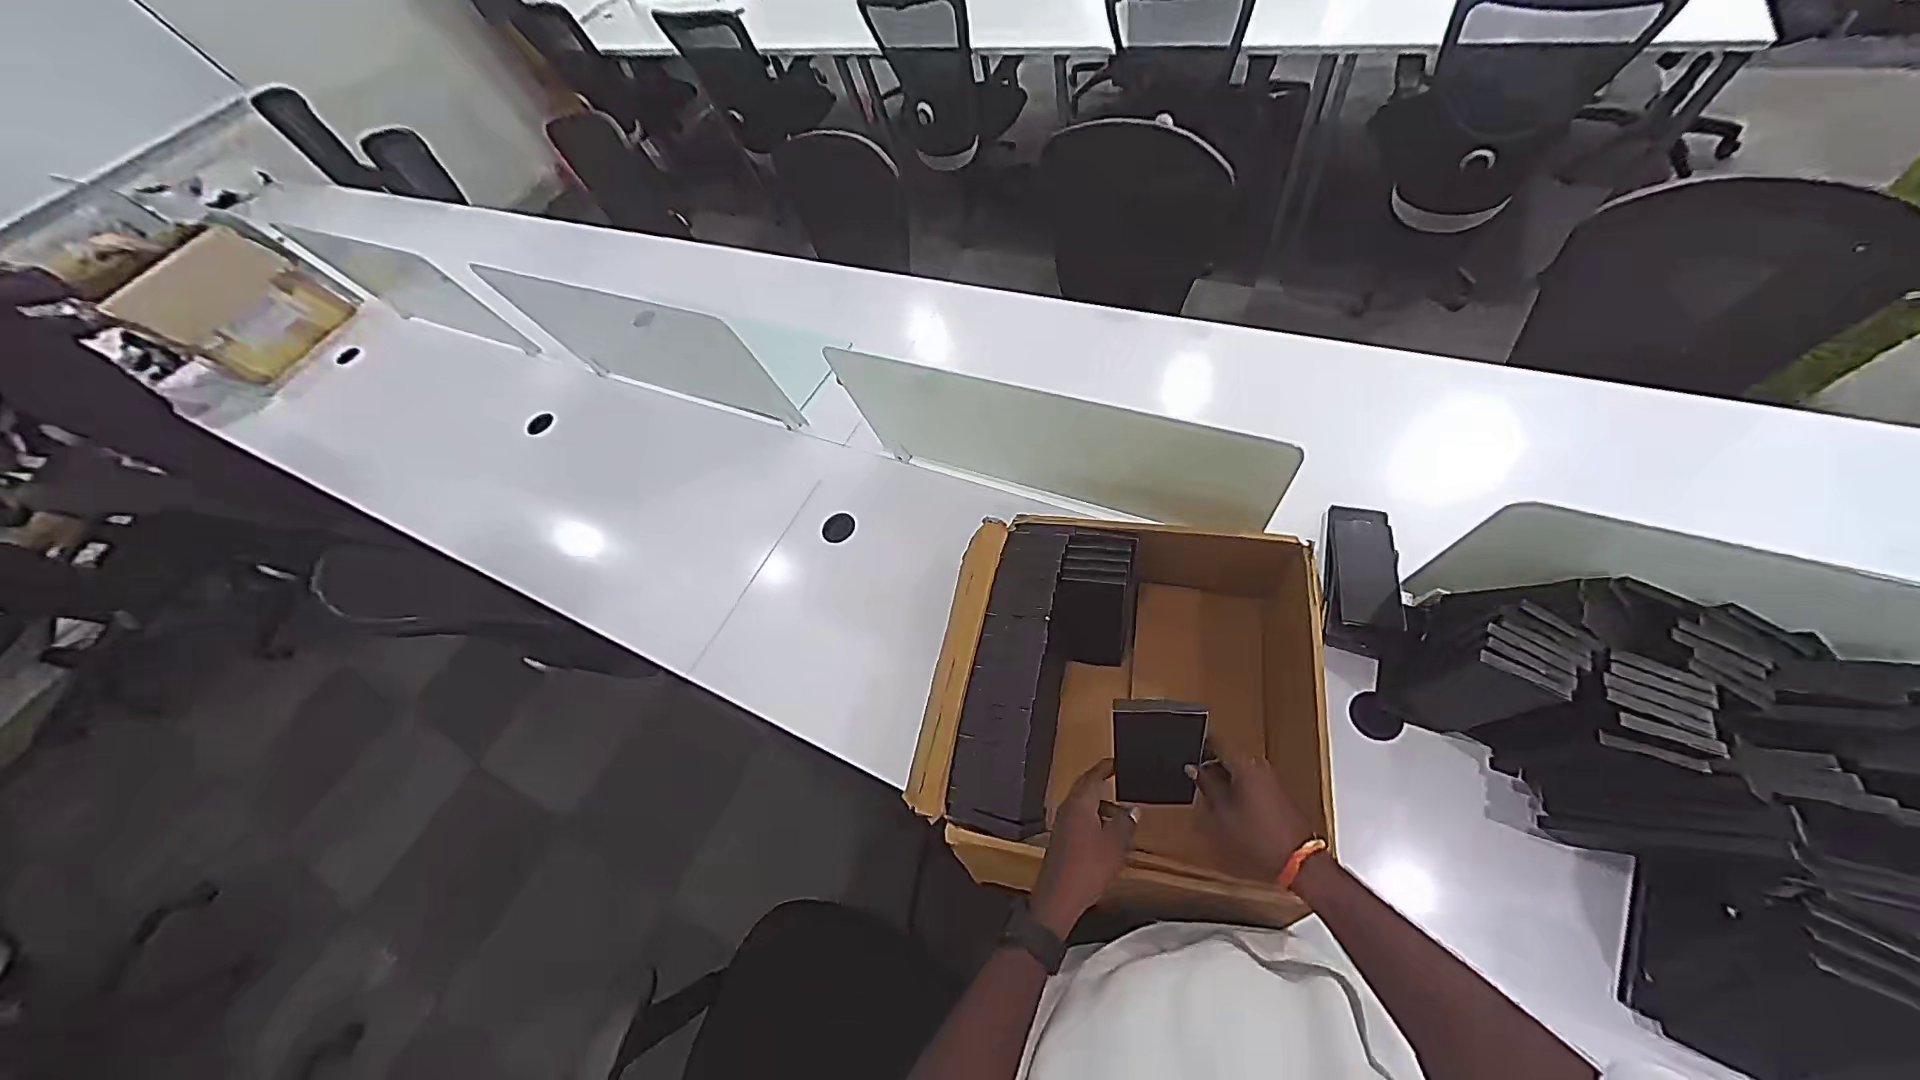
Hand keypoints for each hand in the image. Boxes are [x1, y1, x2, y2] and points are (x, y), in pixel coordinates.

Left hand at [1031, 759, 1135, 936]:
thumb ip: (1126, 823)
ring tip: (1120, 815)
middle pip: (1085, 789)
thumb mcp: (1115, 845)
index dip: (1104, 768)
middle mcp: (1068, 809)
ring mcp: (1062, 824)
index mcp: (1079, 804)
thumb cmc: (1087, 868)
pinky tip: (1106, 835)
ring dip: (1100, 805)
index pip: (1092, 776)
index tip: (1114, 762)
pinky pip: (1079, 819)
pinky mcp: (1061, 838)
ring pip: (1083, 805)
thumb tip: (1133, 809)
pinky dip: (1094, 819)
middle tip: (1117, 781)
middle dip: (1101, 784)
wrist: (1059, 896)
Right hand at [1191, 754, 1315, 878]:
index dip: (1200, 752)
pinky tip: (1234, 809)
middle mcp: (1259, 765)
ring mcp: (1271, 778)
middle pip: (1228, 757)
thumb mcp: (1222, 811)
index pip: (1216, 744)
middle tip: (1200, 785)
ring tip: (1216, 801)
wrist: (1297, 860)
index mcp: (1244, 763)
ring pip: (1239, 771)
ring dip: (1226, 781)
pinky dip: (1240, 791)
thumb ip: (1206, 784)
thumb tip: (1193, 768)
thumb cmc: (1259, 835)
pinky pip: (1251, 782)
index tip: (1190, 762)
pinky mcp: (1277, 792)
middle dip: (1212, 769)